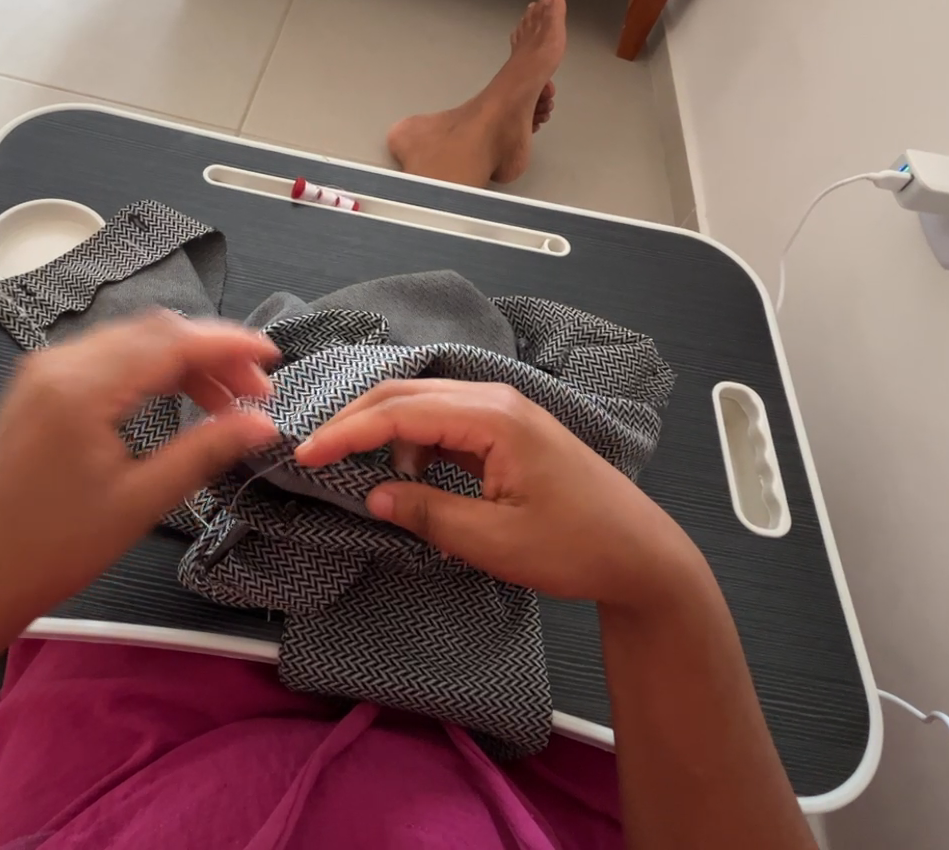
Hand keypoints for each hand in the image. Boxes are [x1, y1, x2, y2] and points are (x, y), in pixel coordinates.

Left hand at [0, 312, 279, 641]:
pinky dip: (150, 369)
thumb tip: (264, 424)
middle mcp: (58, 363)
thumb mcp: (140, 502)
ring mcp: (42, 371)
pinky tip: (174, 398)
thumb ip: (206, 451)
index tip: (273, 359)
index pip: (172, 341)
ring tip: (222, 400)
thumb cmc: (50, 549)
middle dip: (212, 354)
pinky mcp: (36, 387)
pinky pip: (107, 358)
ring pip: (132, 341)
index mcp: (81, 386)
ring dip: (183, 361)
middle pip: (154, 332)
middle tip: (254, 393)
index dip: (230, 345)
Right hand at [293, 379, 706, 610]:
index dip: (347, 433)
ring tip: (374, 478)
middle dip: (357, 421)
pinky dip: (417, 443)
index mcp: (492, 417)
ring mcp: (503, 410)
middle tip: (317, 453)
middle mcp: (495, 399)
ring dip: (388, 433)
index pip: (399, 412)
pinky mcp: (506, 429)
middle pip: (406, 393)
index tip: (306, 454)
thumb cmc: (576, 547)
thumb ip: (427, 513)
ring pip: (423, 403)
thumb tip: (374, 496)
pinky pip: (445, 421)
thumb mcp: (493, 541)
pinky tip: (412, 473)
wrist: (642, 554)